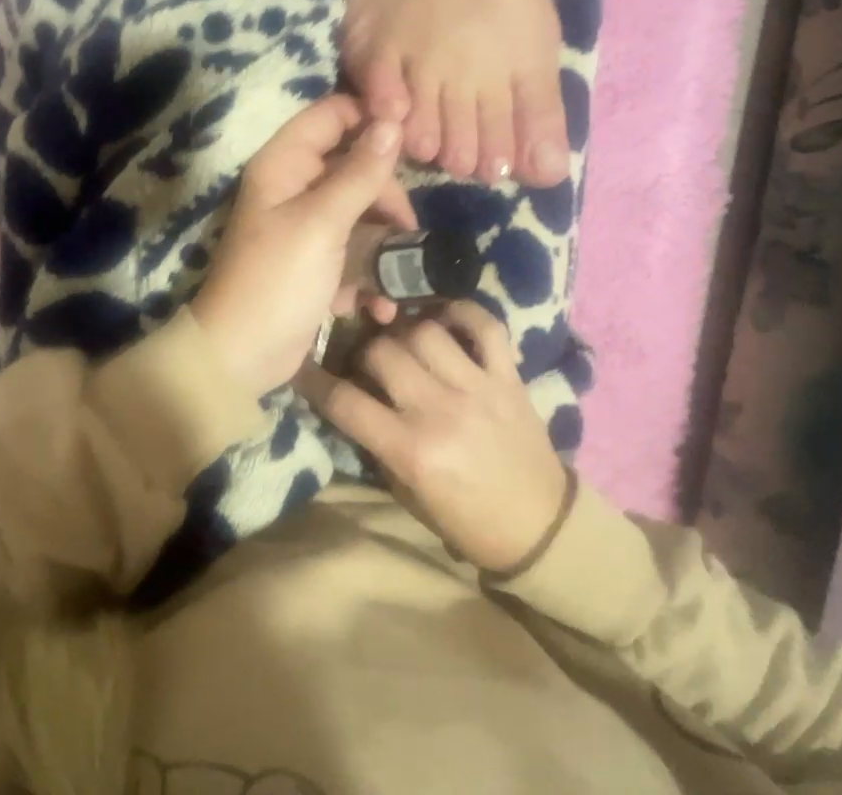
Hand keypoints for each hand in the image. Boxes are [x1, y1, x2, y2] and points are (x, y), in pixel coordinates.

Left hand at [190, 96, 414, 397]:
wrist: (243, 355)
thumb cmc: (277, 280)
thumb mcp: (322, 223)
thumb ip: (359, 173)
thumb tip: (392, 124)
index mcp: (283, 164)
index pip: (332, 115)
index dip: (372, 118)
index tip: (415, 136)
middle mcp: (293, 187)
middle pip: (354, 165)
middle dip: (386, 195)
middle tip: (405, 229)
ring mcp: (306, 227)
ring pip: (361, 212)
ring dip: (384, 244)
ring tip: (398, 277)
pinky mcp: (317, 263)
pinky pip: (354, 252)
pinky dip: (368, 276)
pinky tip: (377, 304)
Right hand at [295, 302, 568, 571]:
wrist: (539, 527)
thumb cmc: (464, 520)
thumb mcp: (405, 492)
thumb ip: (376, 442)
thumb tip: (353, 399)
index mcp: (411, 450)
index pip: (344, 400)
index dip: (313, 380)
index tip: (302, 368)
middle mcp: (441, 411)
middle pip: (380, 351)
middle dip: (360, 351)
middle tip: (363, 360)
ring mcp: (478, 388)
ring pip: (424, 330)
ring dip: (402, 331)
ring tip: (401, 341)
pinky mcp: (509, 377)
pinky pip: (484, 325)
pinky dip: (460, 313)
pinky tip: (441, 319)